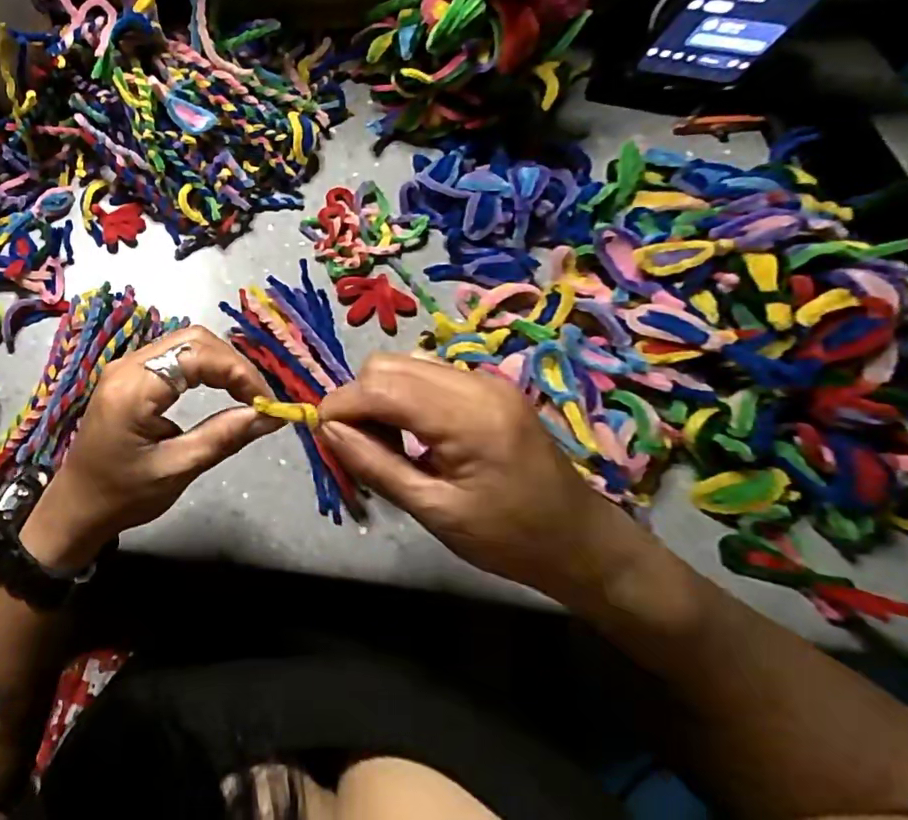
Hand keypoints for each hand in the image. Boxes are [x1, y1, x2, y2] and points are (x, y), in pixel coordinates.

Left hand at [21, 325, 284, 570]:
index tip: (266, 402)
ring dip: (220, 363)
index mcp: (133, 388)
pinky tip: (221, 389)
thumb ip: (223, 436)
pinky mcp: (129, 376)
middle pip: (192, 339)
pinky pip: (173, 356)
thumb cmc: (123, 494)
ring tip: (247, 395)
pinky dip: (203, 368)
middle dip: (232, 363)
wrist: (78, 505)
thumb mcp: (177, 469)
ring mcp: (126, 367)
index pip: (197, 354)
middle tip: (259, 398)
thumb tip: (269, 415)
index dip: (238, 371)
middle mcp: (127, 366)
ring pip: (185, 343)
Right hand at [314, 354, 649, 599]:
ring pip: (402, 365)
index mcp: (467, 417)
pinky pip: (424, 375)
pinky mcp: (486, 387)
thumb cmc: (510, 538)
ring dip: (378, 397)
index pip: (379, 387)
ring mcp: (483, 381)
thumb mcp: (434, 510)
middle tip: (358, 445)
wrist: (583, 543)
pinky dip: (401, 397)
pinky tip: (410, 434)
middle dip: (357, 399)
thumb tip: (326, 430)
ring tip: (384, 443)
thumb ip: (375, 465)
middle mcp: (475, 384)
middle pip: (386, 366)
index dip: (340, 406)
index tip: (324, 437)